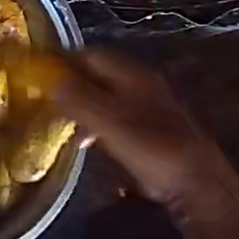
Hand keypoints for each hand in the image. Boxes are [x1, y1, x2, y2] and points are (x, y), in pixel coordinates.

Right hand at [54, 48, 238, 224]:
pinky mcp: (154, 130)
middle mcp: (143, 84)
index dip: (63, 61)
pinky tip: (90, 142)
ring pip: (107, 96)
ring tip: (64, 123)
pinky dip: (98, 123)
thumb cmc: (152, 149)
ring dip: (83, 105)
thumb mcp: (108, 122)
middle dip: (71, 84)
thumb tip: (45, 79)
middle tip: (47, 100)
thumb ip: (76, 97)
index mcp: (133, 75)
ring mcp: (151, 106)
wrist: (198, 185)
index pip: (90, 54)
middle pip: (98, 74)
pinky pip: (117, 116)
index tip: (39, 76)